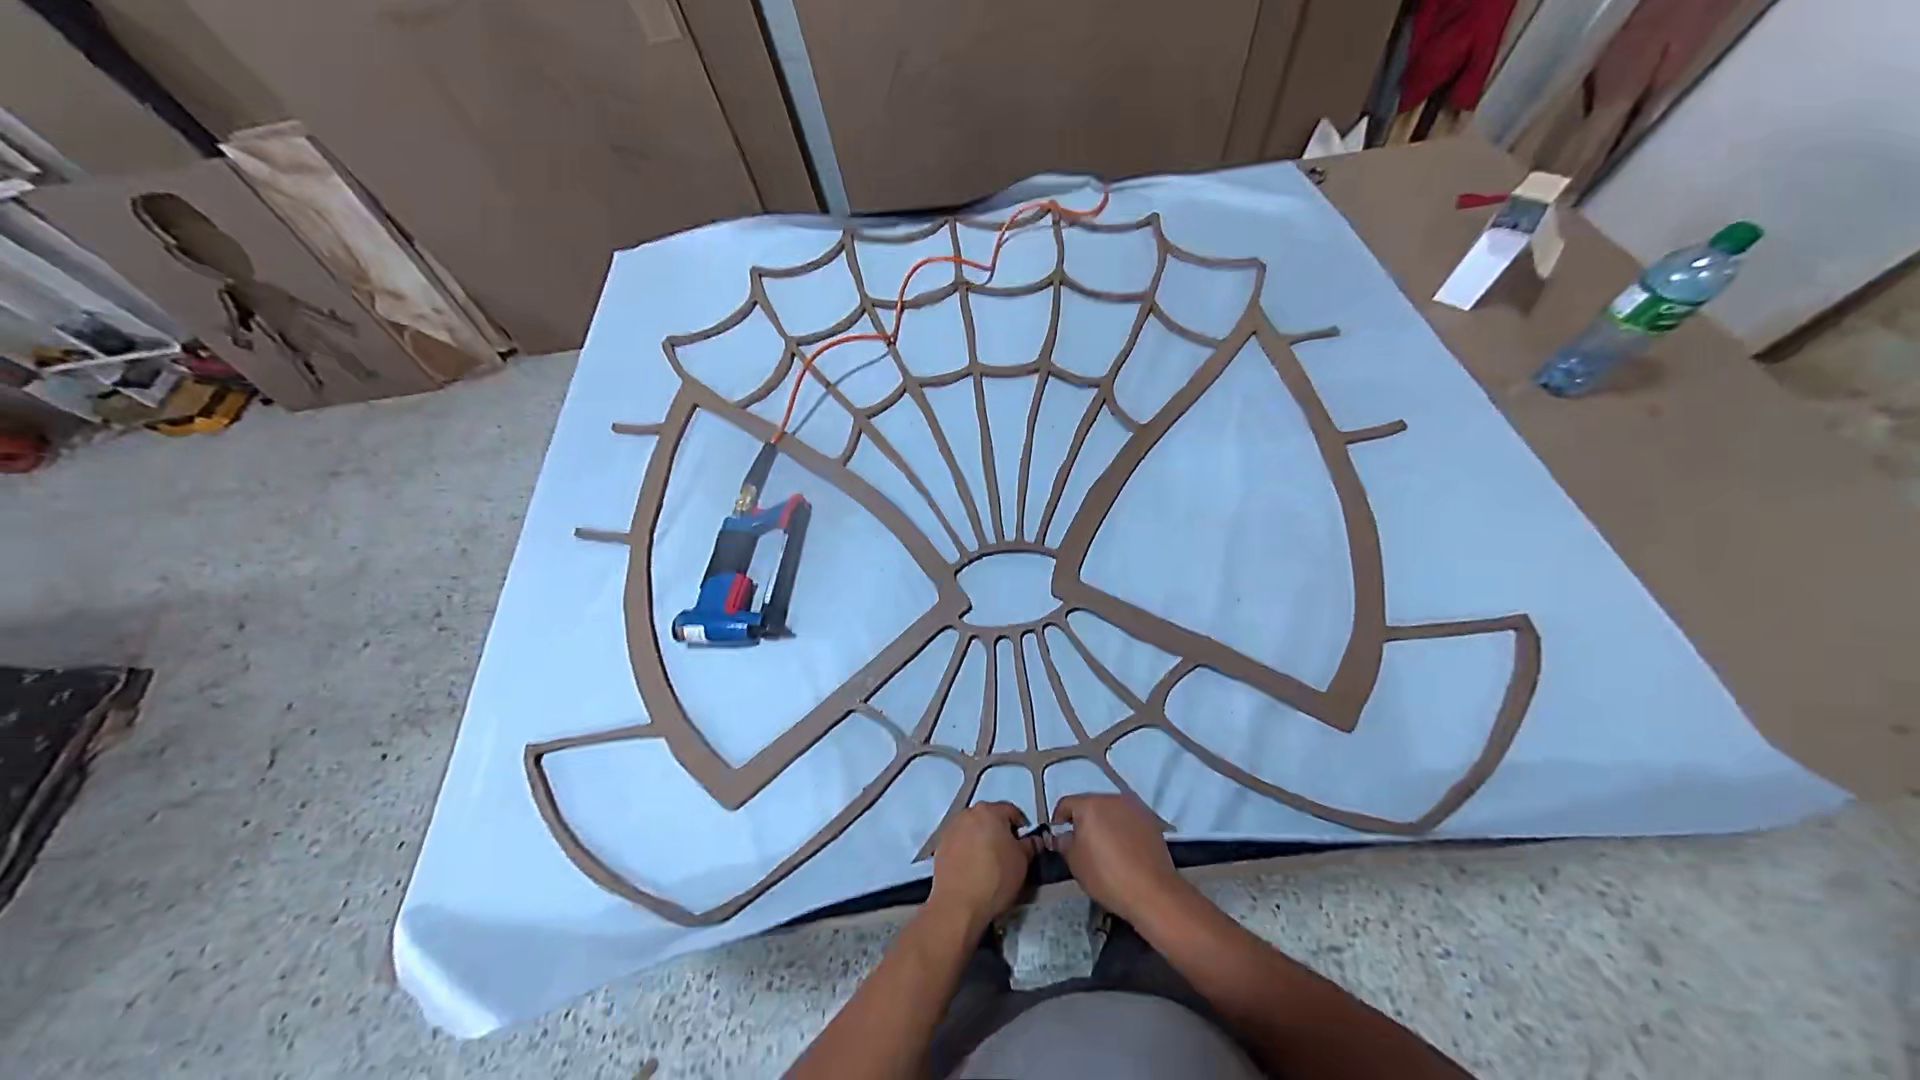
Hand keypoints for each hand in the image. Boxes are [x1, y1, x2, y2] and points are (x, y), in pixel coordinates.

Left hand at [927, 802, 1039, 931]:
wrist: (959, 904)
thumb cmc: (996, 878)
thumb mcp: (1022, 861)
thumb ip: (1030, 845)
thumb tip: (1033, 840)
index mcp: (989, 811)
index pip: (1011, 811)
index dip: (1022, 827)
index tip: (1025, 844)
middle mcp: (967, 813)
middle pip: (989, 818)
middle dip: (1000, 832)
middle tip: (1008, 854)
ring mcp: (950, 829)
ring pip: (973, 830)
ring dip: (982, 840)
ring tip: (988, 863)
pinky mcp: (939, 846)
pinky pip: (959, 843)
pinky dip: (967, 850)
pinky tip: (972, 869)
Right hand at [1051, 794, 1188, 925]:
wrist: (1153, 892)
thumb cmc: (1107, 876)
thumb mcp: (1075, 863)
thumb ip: (1063, 843)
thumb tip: (1061, 836)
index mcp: (1090, 805)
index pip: (1066, 804)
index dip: (1058, 821)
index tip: (1060, 839)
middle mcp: (1112, 798)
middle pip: (1090, 805)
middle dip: (1083, 821)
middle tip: (1081, 845)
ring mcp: (1135, 808)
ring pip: (1110, 811)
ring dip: (1104, 824)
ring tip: (1105, 848)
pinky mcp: (1151, 820)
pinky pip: (1128, 820)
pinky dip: (1122, 829)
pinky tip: (1124, 850)